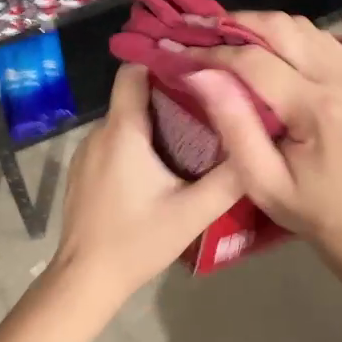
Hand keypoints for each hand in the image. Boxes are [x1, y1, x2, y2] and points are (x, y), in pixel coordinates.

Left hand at [54, 64, 245, 299]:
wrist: (86, 279)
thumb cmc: (137, 241)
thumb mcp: (193, 212)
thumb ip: (229, 178)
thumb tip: (258, 143)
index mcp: (123, 131)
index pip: (134, 71)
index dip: (162, 62)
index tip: (196, 66)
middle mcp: (99, 132)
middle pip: (134, 96)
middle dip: (169, 96)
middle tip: (209, 106)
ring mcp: (86, 152)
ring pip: (125, 121)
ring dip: (154, 123)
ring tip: (192, 136)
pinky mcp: (82, 171)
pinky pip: (113, 142)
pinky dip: (136, 144)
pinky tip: (160, 166)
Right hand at [183, 12, 341, 252]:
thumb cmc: (307, 206)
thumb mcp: (260, 180)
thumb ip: (232, 123)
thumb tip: (199, 74)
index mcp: (317, 109)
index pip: (255, 61)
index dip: (214, 52)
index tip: (180, 50)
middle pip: (281, 27)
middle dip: (234, 24)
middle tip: (199, 31)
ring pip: (299, 25)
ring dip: (259, 26)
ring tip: (225, 40)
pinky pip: (317, 37)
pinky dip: (285, 36)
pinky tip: (263, 50)